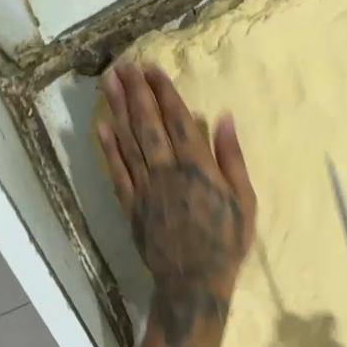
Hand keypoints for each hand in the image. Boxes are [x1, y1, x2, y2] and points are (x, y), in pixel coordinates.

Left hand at [97, 63, 256, 302]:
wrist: (193, 282)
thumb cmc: (226, 243)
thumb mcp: (244, 201)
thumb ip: (232, 158)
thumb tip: (224, 117)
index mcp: (197, 167)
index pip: (177, 120)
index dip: (163, 92)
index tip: (151, 67)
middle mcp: (167, 171)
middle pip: (147, 124)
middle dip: (135, 92)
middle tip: (123, 64)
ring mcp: (145, 188)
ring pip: (128, 142)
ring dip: (117, 110)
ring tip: (109, 82)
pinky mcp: (131, 206)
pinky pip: (117, 172)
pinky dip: (109, 149)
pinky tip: (102, 127)